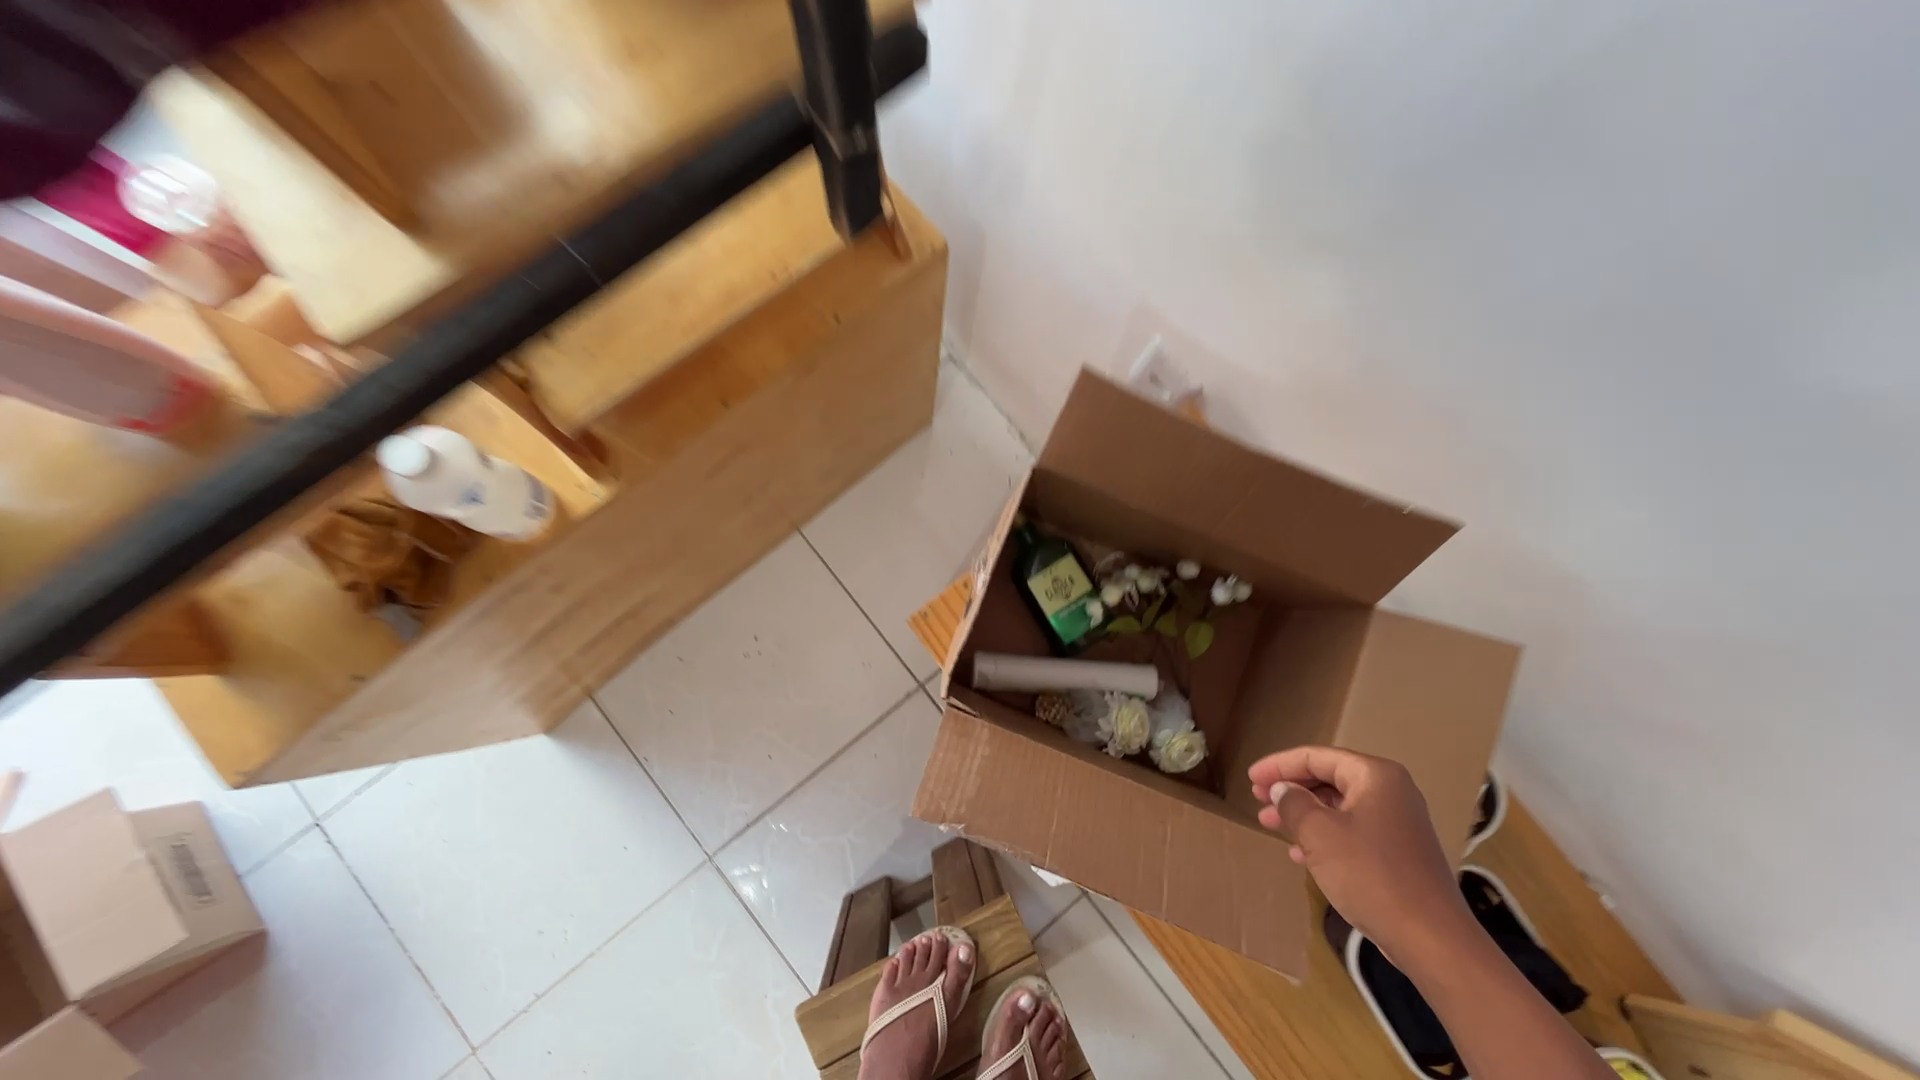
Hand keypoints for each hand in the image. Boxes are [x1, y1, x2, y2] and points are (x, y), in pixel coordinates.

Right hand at [1248, 746, 1470, 959]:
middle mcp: (1391, 791)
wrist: (1429, 937)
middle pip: (1328, 778)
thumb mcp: (1320, 833)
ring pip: (1338, 807)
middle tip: (1257, 800)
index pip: (1316, 756)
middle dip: (1290, 789)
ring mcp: (1398, 823)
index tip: (1250, 778)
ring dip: (1302, 814)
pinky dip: (1323, 836)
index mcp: (1375, 776)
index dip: (1279, 765)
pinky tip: (1300, 855)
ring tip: (1270, 825)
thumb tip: (1281, 789)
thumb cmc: (1371, 874)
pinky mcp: (1399, 853)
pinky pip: (1352, 831)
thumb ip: (1293, 803)